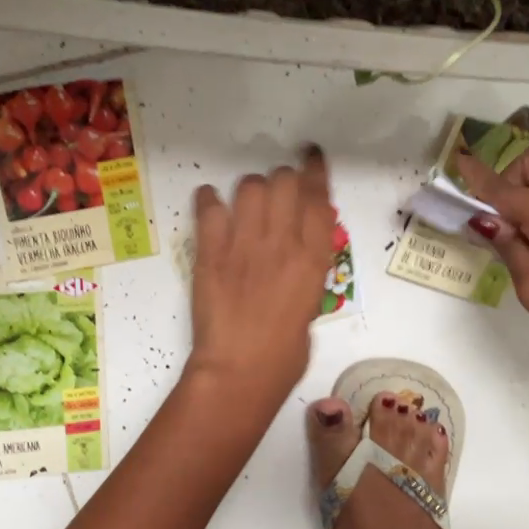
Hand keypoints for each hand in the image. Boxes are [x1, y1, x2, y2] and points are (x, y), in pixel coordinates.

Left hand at [185, 147, 334, 401]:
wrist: (239, 371)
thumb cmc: (283, 357)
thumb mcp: (310, 309)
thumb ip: (304, 274)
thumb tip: (293, 259)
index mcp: (314, 260)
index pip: (318, 198)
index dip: (315, 171)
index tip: (310, 157)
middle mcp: (282, 243)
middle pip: (284, 182)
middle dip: (281, 179)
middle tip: (274, 192)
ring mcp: (244, 244)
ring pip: (250, 187)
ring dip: (250, 188)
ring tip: (244, 202)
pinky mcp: (210, 253)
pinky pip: (210, 209)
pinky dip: (209, 199)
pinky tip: (210, 201)